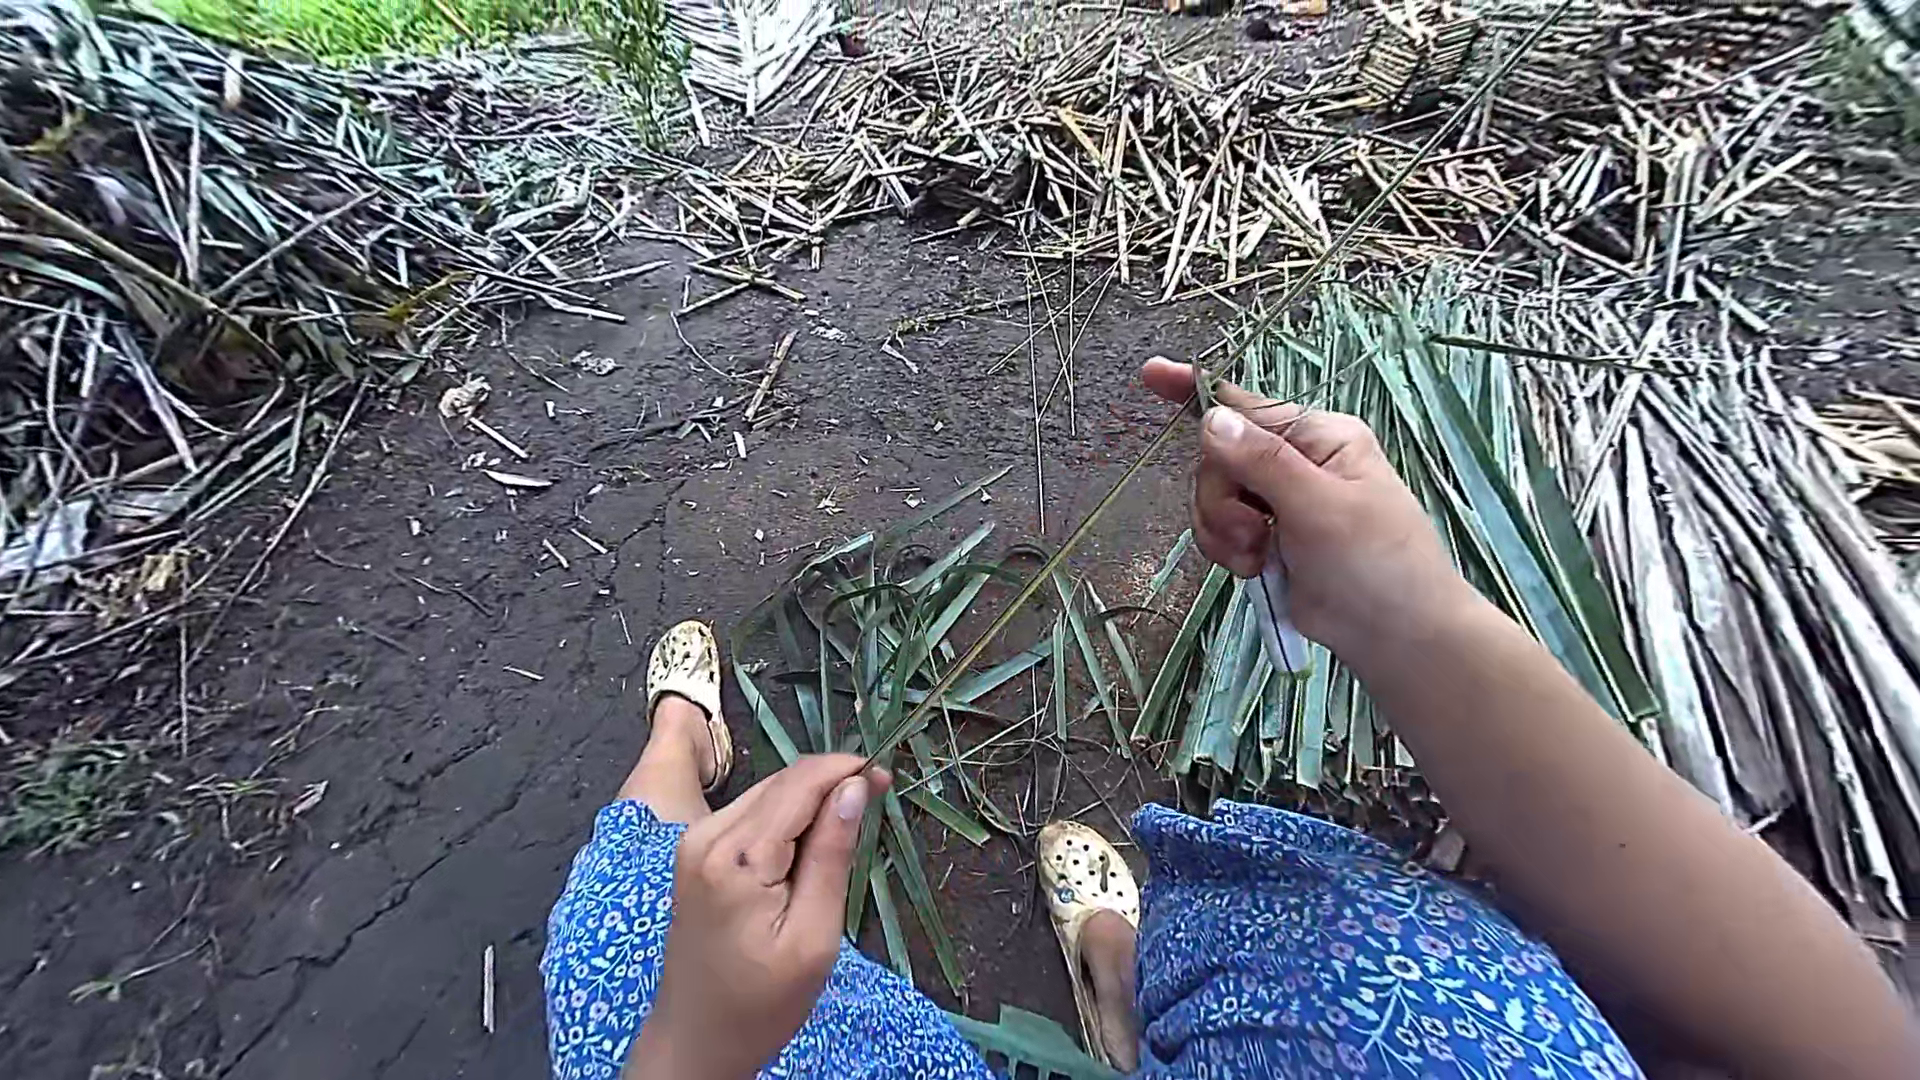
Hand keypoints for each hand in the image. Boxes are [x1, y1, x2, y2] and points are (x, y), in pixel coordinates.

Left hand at [625, 755, 890, 1079]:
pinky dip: (791, 812)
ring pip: (772, 789)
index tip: (885, 777)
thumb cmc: (761, 1004)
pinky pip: (756, 809)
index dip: (847, 769)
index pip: (800, 783)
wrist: (694, 1044)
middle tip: (876, 795)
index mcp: (737, 858)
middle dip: (834, 780)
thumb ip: (832, 852)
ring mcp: (697, 838)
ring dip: (814, 796)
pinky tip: (809, 841)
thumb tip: (855, 786)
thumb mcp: (814, 935)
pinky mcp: (698, 847)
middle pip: (785, 781)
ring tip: (847, 825)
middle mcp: (708, 834)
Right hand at [1141, 358, 1473, 654]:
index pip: (1245, 405)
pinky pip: (1214, 527)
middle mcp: (1289, 460)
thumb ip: (1262, 462)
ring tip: (1257, 556)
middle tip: (1251, 533)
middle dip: (1221, 500)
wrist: (1390, 633)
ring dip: (1222, 530)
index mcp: (1315, 437)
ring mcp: (1272, 498)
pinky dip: (1223, 548)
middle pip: (1216, 461)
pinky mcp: (1258, 532)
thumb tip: (1211, 419)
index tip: (1151, 374)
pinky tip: (1253, 566)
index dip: (1194, 390)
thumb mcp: (1320, 507)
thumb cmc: (1375, 562)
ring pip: (1209, 496)